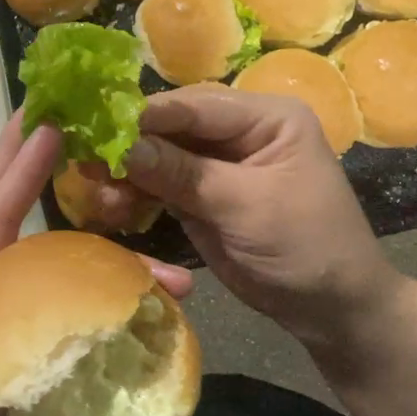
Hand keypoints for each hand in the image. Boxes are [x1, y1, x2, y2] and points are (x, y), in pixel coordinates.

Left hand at [0, 111, 195, 415]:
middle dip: (24, 153)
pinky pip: (74, 270)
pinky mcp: (39, 309)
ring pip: (48, 232)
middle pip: (3, 200)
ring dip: (88, 208)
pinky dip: (115, 264)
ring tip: (135, 189)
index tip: (44, 128)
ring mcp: (13, 290)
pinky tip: (159, 276)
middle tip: (57, 104)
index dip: (14, 173)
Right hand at [99, 85, 398, 345]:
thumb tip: (120, 146)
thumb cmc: (305, 247)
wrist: (330, 310)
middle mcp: (237, 130)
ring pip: (156, 152)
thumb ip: (181, 172)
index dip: (145, 114)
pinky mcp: (199, 191)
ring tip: (93, 185)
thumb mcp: (245, 206)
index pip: (195, 105)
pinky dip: (133, 191)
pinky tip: (109, 203)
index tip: (97, 123)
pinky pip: (156, 180)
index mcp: (265, 117)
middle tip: (86, 156)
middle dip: (129, 142)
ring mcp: (216, 161)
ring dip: (125, 169)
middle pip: (169, 124)